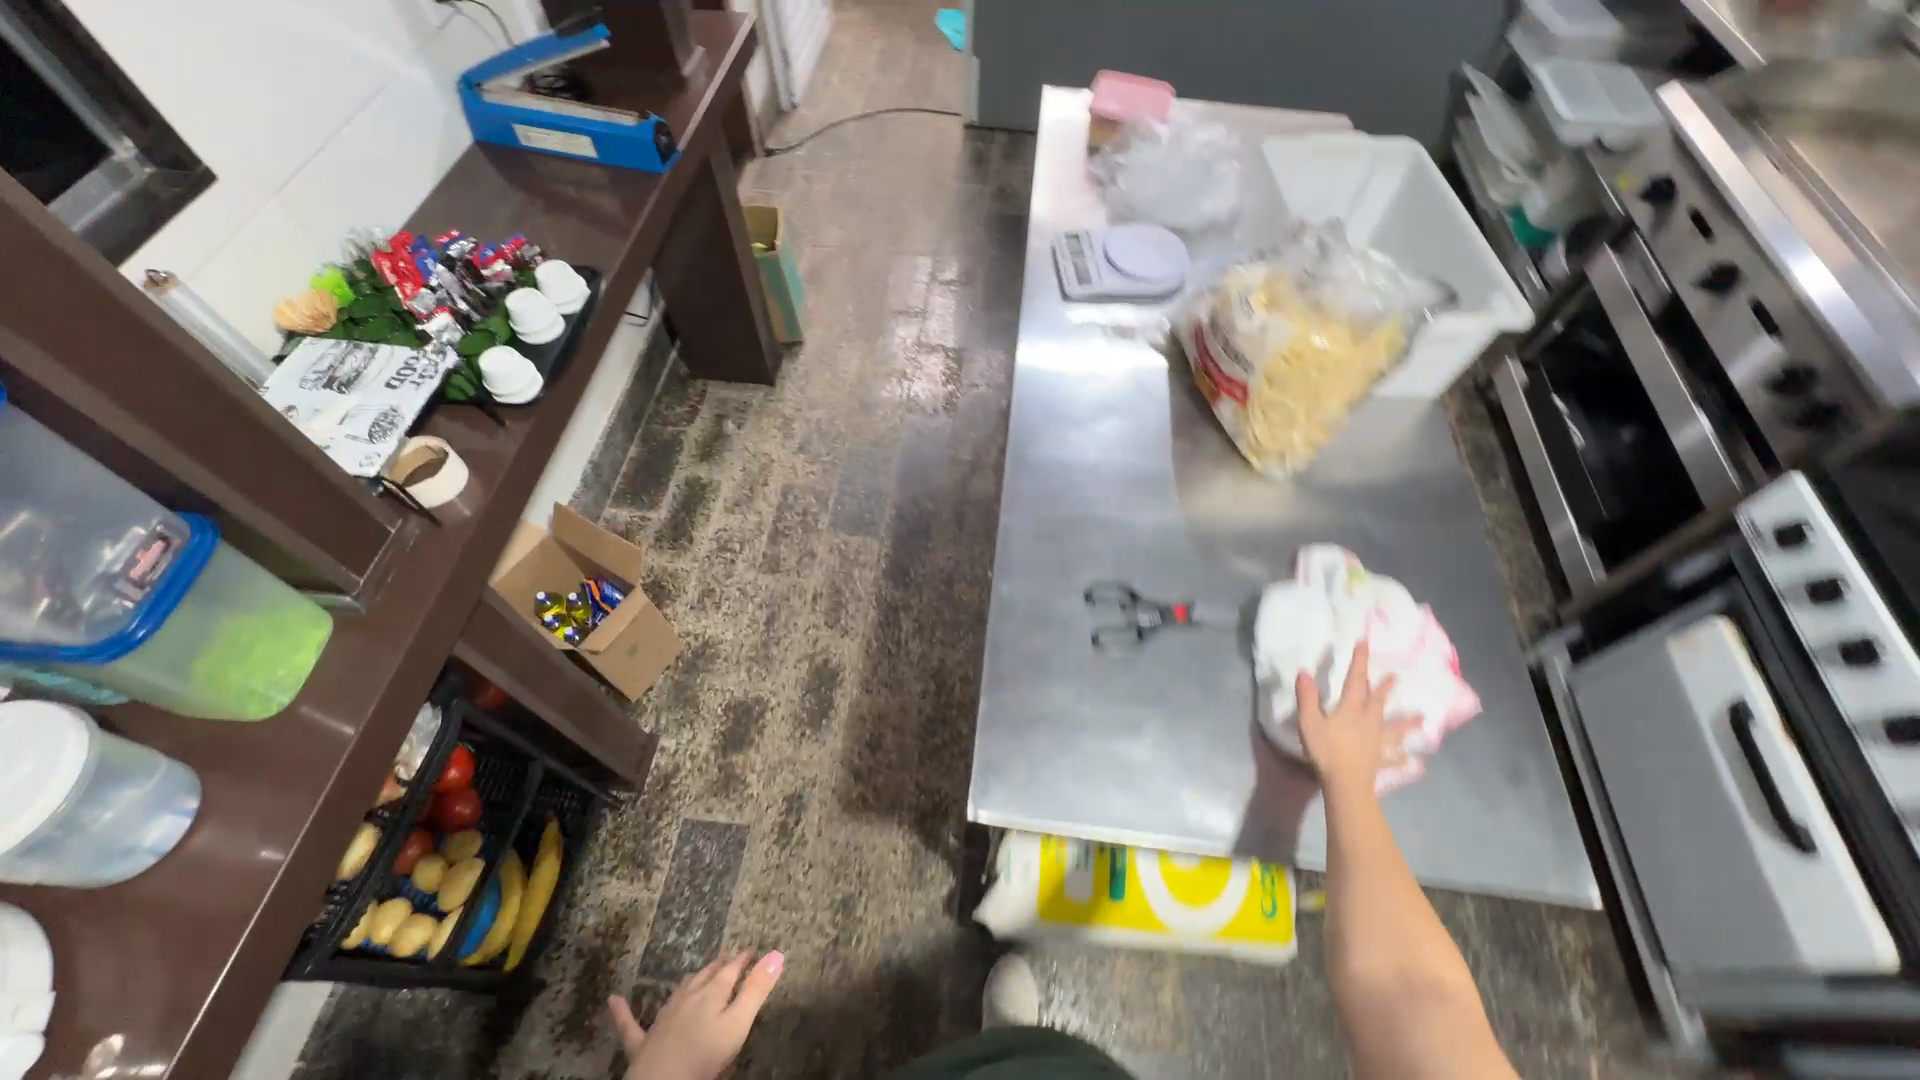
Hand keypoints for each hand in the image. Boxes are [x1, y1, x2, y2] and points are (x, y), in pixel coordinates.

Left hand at [607, 951, 783, 1079]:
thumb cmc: (705, 1055)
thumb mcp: (738, 1023)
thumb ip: (756, 990)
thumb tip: (777, 953)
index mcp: (712, 994)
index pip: (731, 970)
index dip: (743, 960)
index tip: (752, 952)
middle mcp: (687, 998)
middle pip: (706, 976)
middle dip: (720, 966)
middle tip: (730, 959)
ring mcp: (662, 1019)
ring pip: (679, 991)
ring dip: (690, 980)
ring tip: (698, 973)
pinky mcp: (642, 1042)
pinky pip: (630, 1023)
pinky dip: (623, 1011)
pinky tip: (613, 999)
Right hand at [1295, 643, 1412, 795]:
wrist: (1346, 782)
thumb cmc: (1325, 750)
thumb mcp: (1309, 721)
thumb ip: (1307, 697)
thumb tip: (1304, 672)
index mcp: (1350, 709)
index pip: (1355, 680)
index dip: (1359, 661)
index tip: (1365, 644)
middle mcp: (1368, 721)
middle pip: (1377, 701)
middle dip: (1384, 688)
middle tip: (1395, 677)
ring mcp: (1377, 741)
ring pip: (1393, 727)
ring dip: (1406, 721)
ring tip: (1421, 716)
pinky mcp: (1379, 759)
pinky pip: (1392, 758)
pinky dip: (1401, 757)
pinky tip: (1411, 759)